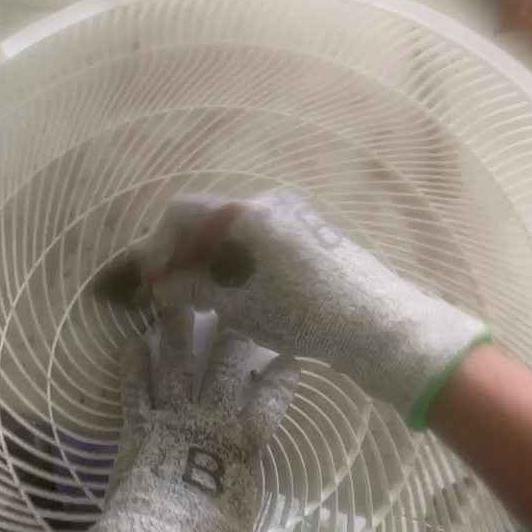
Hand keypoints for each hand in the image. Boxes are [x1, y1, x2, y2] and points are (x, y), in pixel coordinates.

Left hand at [57, 307, 297, 531]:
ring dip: (176, 331)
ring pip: (176, 364)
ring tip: (176, 301)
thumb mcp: (245, 513)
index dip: (282, 374)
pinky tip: (131, 339)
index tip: (289, 352)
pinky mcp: (137, 424)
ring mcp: (171, 417)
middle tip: (230, 302)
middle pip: (224, 367)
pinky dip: (132, 362)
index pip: (271, 399)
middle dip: (230, 332)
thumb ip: (245, 478)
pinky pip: (133, 385)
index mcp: (245, 445)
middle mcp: (210, 420)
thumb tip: (243, 467)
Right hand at [129, 187, 490, 429]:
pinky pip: (256, 237)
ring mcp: (292, 215)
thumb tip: (160, 286)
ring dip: (208, 256)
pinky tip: (232, 288)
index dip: (158, 243)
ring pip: (232, 229)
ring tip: (197, 293)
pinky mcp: (308, 233)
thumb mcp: (242, 306)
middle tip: (166, 286)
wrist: (382, 328)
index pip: (184, 213)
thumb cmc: (307, 315)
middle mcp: (269, 203)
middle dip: (182, 251)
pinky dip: (234, 258)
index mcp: (249, 214)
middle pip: (207, 218)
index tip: (149, 276)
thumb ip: (195, 288)